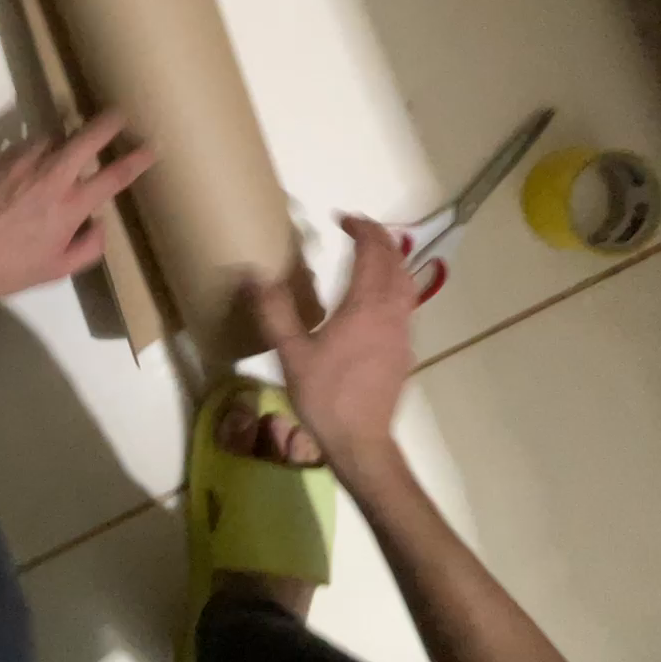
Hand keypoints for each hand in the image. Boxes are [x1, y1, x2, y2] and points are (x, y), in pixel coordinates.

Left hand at [0, 112, 154, 312]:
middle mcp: (49, 174)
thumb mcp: (57, 270)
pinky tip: (25, 169)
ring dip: (62, 143)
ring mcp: (20, 161)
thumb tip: (98, 221)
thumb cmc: (8, 270)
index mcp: (69, 205)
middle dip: (109, 123)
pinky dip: (32, 153)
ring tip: (60, 155)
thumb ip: (89, 246)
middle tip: (118, 115)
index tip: (151, 148)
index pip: (114, 176)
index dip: (137, 159)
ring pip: (51, 138)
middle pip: (87, 137)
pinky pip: (23, 146)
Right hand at [253, 215, 417, 480]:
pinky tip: (374, 298)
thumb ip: (274, 311)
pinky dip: (393, 285)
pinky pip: (405, 304)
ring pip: (406, 284)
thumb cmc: (326, 396)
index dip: (362, 230)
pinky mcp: (403, 353)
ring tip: (370, 254)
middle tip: (356, 228)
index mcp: (366, 308)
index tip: (342, 218)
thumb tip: (254, 274)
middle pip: (396, 264)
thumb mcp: (290, 352)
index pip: (373, 254)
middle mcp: (391, 314)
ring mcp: (402, 334)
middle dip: (380, 240)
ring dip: (391, 261)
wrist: (362, 443)